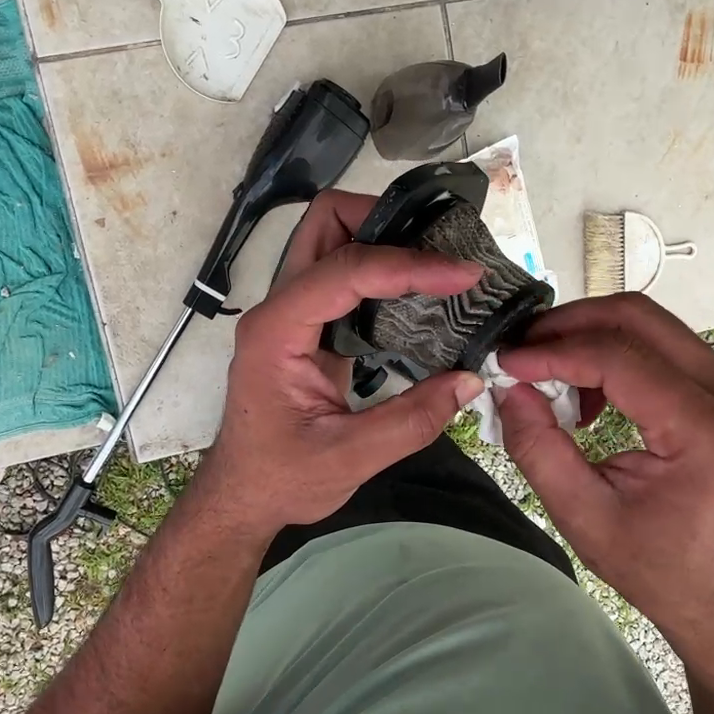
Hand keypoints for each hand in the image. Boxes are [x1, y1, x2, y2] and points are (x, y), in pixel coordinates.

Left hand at [194, 191, 487, 535]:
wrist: (244, 494)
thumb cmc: (280, 479)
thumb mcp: (348, 459)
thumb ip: (410, 421)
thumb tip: (469, 380)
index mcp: (277, 331)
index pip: (345, 270)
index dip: (408, 266)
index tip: (463, 274)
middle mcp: (279, 309)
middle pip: (324, 224)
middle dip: (385, 219)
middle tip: (441, 249)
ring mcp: (292, 314)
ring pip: (333, 240)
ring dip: (385, 238)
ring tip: (439, 263)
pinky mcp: (310, 326)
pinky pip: (344, 275)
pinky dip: (383, 270)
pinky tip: (420, 293)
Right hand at [494, 293, 713, 651]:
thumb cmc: (656, 567)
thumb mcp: (583, 516)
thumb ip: (539, 449)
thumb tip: (507, 389)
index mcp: (705, 430)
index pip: (619, 357)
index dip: (553, 351)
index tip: (504, 363)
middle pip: (639, 317)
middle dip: (569, 325)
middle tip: (520, 351)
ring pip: (648, 324)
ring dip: (588, 337)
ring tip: (546, 375)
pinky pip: (659, 345)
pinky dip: (610, 354)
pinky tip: (585, 395)